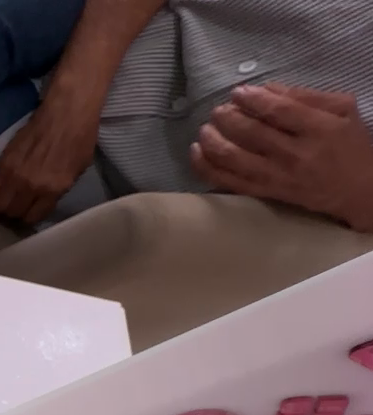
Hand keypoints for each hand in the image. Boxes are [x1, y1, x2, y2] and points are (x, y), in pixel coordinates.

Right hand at [0, 93, 101, 224]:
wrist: (67, 112)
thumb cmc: (79, 137)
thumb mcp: (78, 168)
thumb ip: (58, 188)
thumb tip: (43, 200)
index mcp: (54, 188)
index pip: (32, 217)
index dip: (29, 215)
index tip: (28, 210)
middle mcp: (32, 187)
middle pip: (11, 212)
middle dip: (12, 210)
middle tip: (14, 202)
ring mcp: (14, 178)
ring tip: (4, 196)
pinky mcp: (1, 167)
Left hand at [193, 84, 372, 231]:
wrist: (353, 186)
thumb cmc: (347, 141)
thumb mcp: (341, 111)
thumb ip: (306, 97)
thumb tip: (266, 89)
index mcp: (320, 128)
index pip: (279, 111)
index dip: (253, 100)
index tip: (237, 92)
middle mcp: (293, 152)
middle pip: (249, 132)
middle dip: (227, 118)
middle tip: (218, 109)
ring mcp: (271, 174)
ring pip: (230, 155)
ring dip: (211, 139)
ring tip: (205, 127)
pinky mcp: (256, 190)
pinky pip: (221, 178)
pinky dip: (202, 164)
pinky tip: (195, 150)